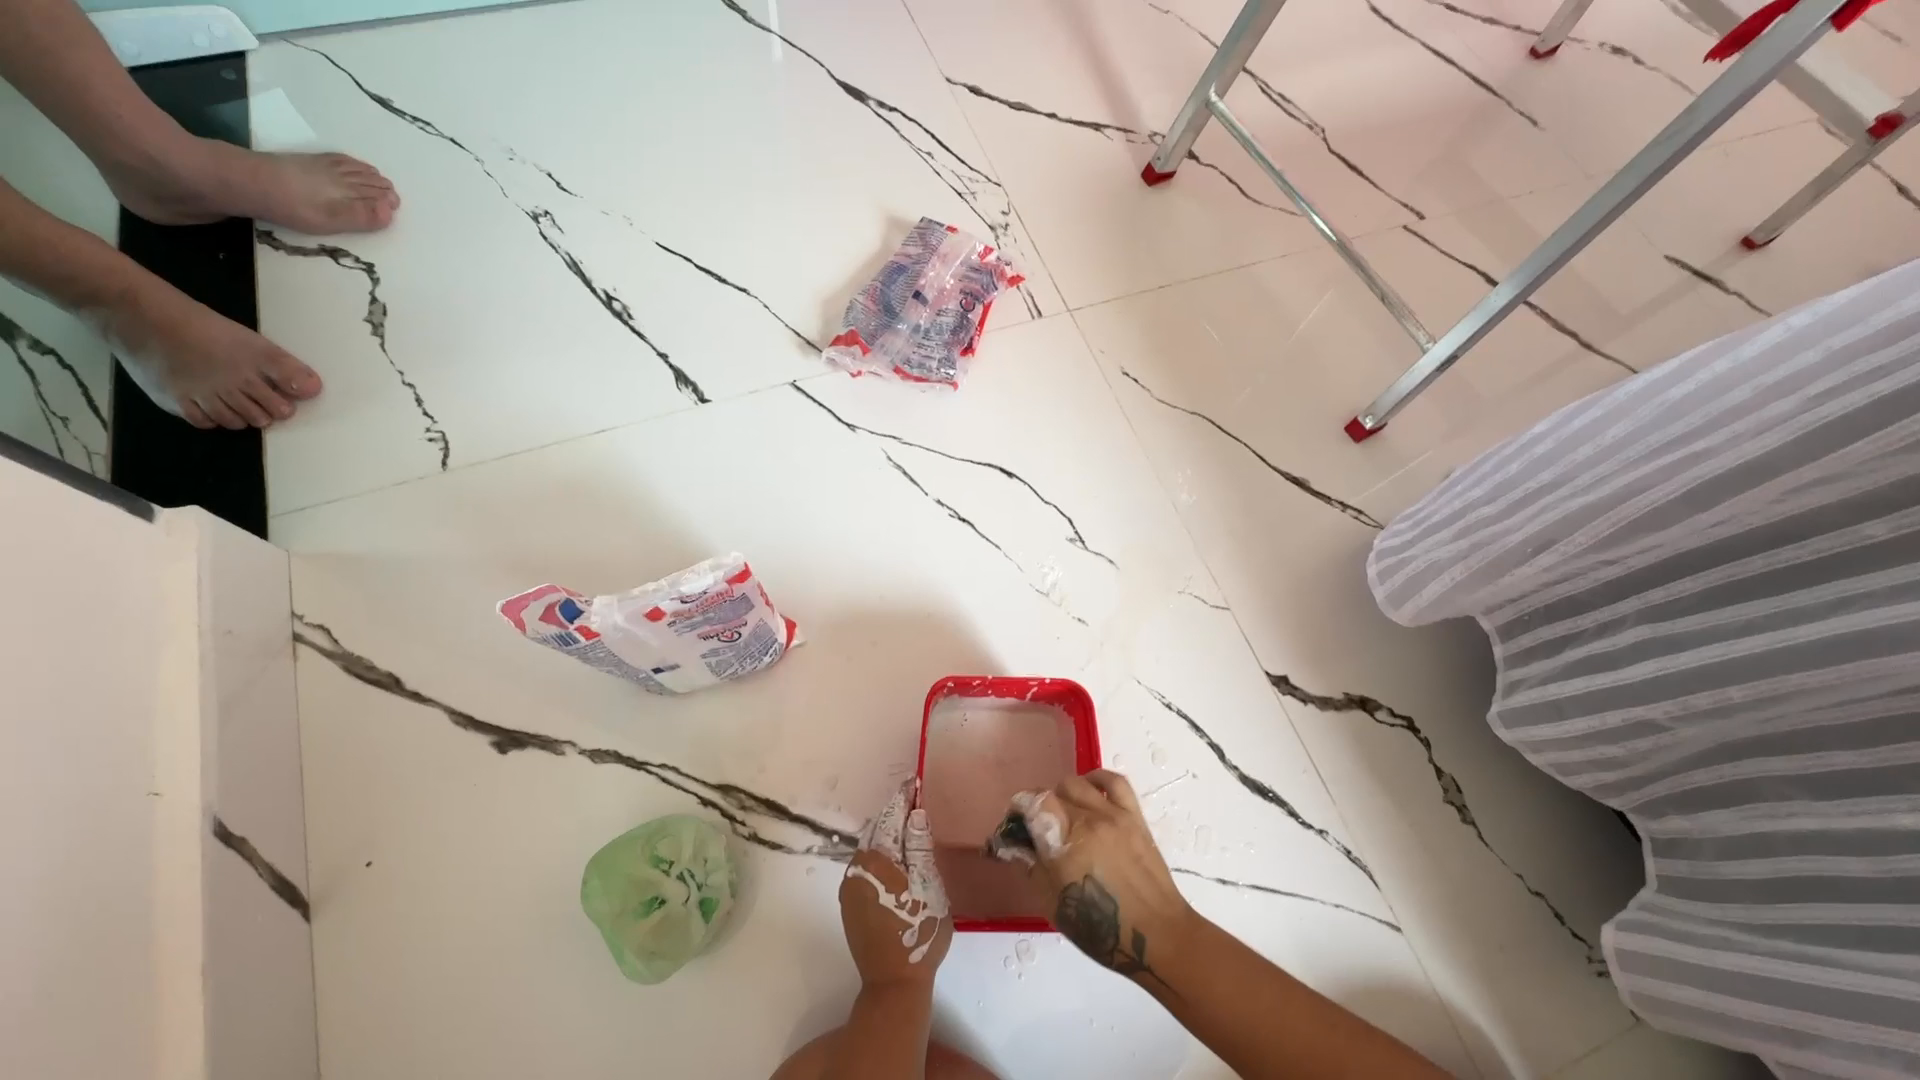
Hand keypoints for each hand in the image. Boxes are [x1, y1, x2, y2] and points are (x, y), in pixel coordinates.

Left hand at [839, 778, 951, 989]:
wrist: (894, 982)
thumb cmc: (918, 929)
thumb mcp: (929, 884)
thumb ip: (919, 846)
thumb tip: (915, 813)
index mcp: (874, 860)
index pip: (889, 820)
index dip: (902, 801)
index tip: (911, 784)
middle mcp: (855, 870)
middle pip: (876, 834)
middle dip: (894, 819)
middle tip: (915, 807)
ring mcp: (850, 890)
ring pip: (870, 853)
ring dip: (888, 840)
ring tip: (910, 832)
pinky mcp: (851, 906)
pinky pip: (866, 870)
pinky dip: (881, 860)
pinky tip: (897, 865)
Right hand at [1011, 770, 1192, 983]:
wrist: (1156, 934)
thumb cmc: (1101, 929)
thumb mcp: (1052, 905)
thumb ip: (1033, 868)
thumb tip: (1020, 845)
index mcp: (1064, 845)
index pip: (1034, 803)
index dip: (1020, 808)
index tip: (1017, 823)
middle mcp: (1088, 821)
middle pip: (1054, 793)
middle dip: (1040, 806)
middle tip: (1040, 827)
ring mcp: (1113, 815)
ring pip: (1079, 783)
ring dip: (1064, 794)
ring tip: (1065, 813)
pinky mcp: (1134, 816)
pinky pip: (1115, 781)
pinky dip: (1098, 779)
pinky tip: (1090, 789)